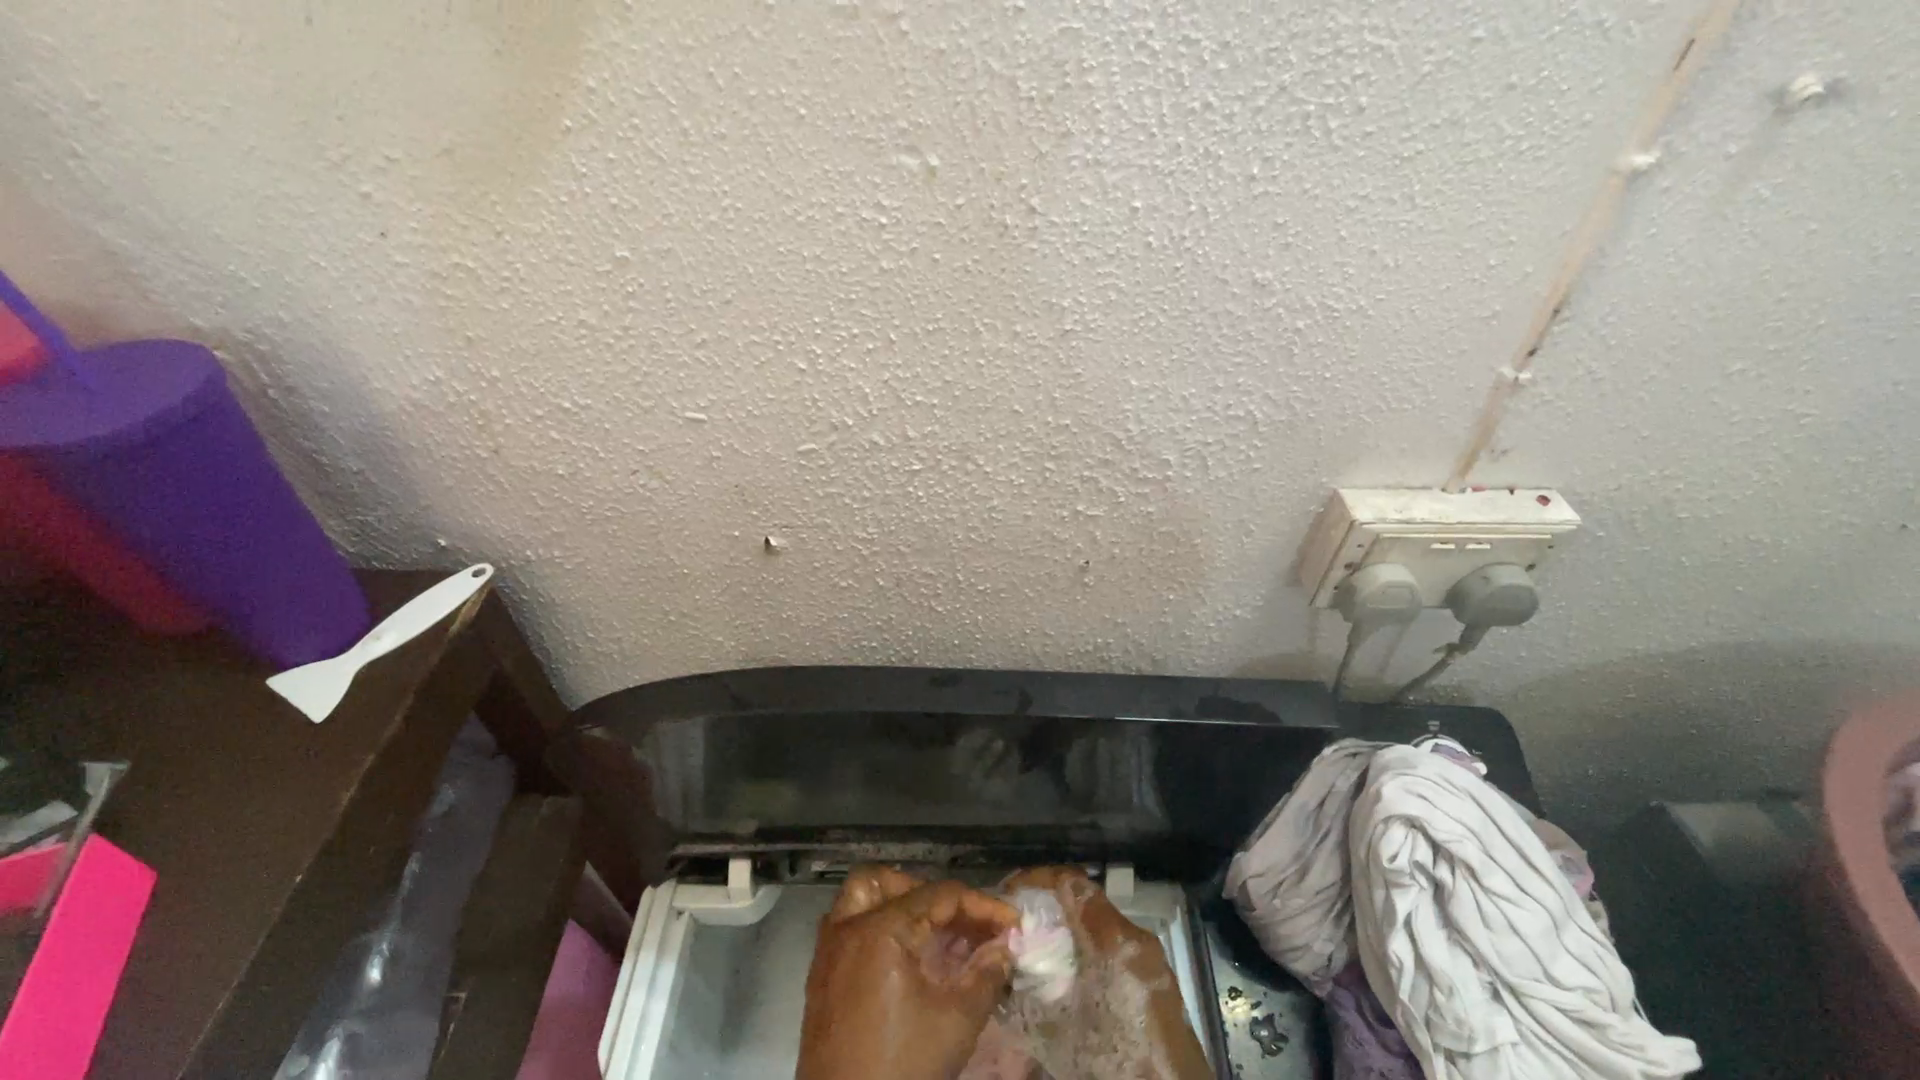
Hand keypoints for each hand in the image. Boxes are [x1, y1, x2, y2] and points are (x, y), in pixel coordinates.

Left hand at [798, 866, 1019, 1079]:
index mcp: (880, 929)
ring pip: (864, 895)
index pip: (940, 895)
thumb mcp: (956, 1021)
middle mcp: (848, 926)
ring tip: (937, 931)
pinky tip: (910, 956)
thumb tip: (1004, 949)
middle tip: (969, 926)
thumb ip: (985, 975)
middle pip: (896, 884)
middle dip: (938, 897)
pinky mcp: (822, 973)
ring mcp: (829, 948)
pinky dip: (881, 923)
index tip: (1012, 925)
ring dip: (903, 901)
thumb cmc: (902, 1064)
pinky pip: (851, 924)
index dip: (982, 906)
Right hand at [1000, 866, 1212, 1079]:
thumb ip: (1022, 997)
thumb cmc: (1112, 1057)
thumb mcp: (1054, 1033)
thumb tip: (997, 971)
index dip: (1036, 878)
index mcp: (1112, 938)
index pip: (1072, 882)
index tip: (1008, 890)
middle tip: (1015, 924)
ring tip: (1035, 949)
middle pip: (1085, 901)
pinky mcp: (1154, 977)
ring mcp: (1149, 956)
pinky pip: (1113, 947)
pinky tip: (1066, 976)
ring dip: (1067, 929)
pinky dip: (1086, 949)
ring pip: (1100, 925)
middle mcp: (1134, 936)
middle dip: (1048, 906)